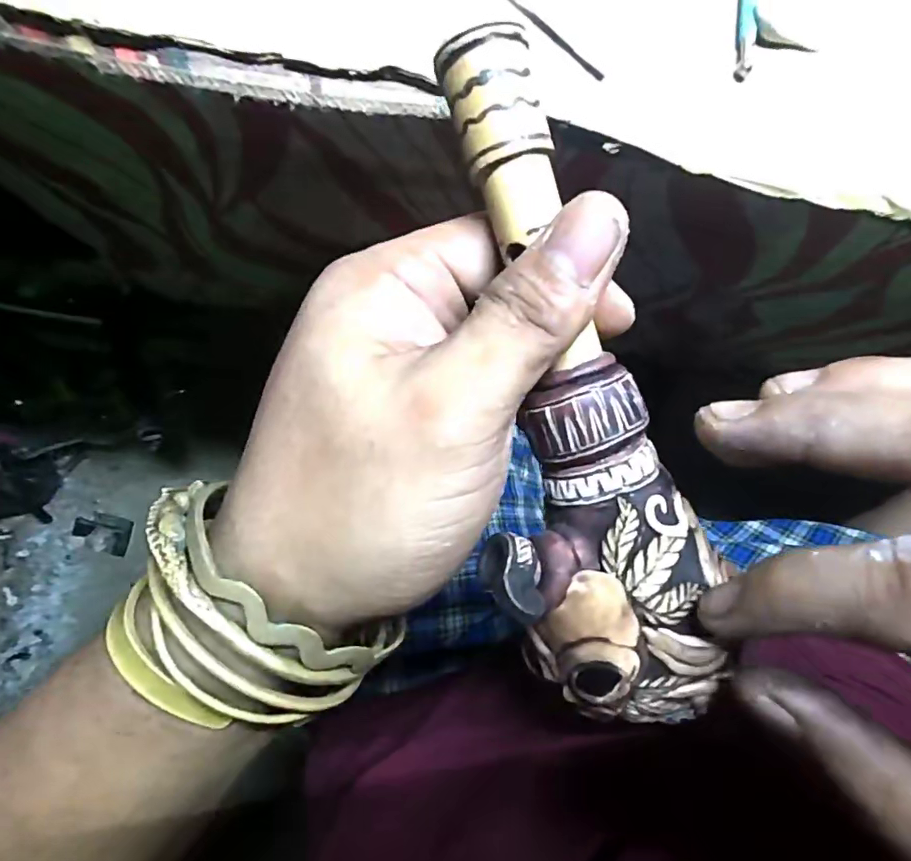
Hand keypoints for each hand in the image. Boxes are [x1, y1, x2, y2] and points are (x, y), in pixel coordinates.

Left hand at [209, 193, 632, 635]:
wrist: (293, 598)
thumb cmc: (372, 502)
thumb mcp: (458, 404)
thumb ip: (528, 314)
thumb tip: (604, 211)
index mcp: (382, 286)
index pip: (492, 239)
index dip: (561, 271)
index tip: (617, 326)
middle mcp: (380, 315)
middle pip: (493, 292)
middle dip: (551, 333)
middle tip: (593, 389)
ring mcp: (386, 369)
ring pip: (487, 345)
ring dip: (534, 374)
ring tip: (570, 418)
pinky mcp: (398, 416)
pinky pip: (468, 388)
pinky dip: (507, 405)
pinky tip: (532, 432)